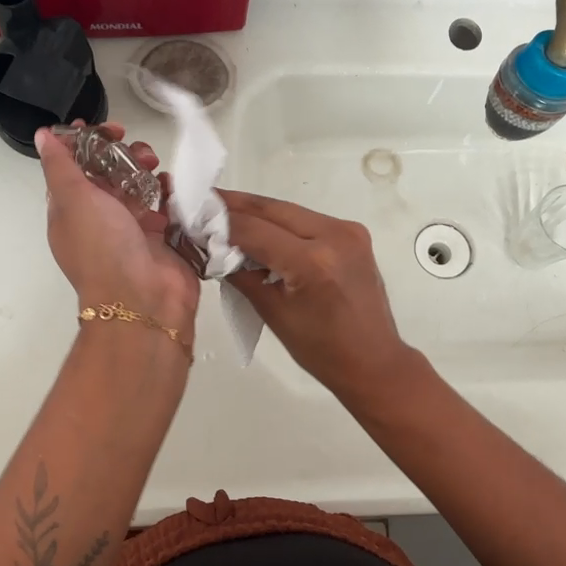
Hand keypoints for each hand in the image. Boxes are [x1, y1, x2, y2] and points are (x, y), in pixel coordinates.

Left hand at [35, 123, 198, 334]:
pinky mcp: (161, 239)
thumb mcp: (72, 200)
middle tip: (141, 149)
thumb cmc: (102, 247)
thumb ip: (60, 166)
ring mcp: (131, 230)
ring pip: (138, 187)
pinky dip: (169, 194)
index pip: (74, 167)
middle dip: (124, 154)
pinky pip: (164, 206)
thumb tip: (43, 135)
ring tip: (158, 168)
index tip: (108, 128)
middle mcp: (99, 220)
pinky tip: (173, 189)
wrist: (144, 300)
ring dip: (148, 170)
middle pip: (109, 174)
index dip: (88, 143)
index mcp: (70, 211)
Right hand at [218, 190, 418, 396]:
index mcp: (312, 261)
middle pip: (272, 209)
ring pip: (289, 211)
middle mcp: (334, 236)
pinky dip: (280, 224)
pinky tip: (259, 230)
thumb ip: (242, 274)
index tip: (192, 214)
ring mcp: (348, 232)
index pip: (253, 229)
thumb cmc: (322, 351)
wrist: (374, 362)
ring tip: (223, 216)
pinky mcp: (353, 235)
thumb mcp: (273, 313)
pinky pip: (306, 221)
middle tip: (202, 203)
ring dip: (257, 213)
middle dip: (235, 206)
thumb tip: (213, 248)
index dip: (219, 221)